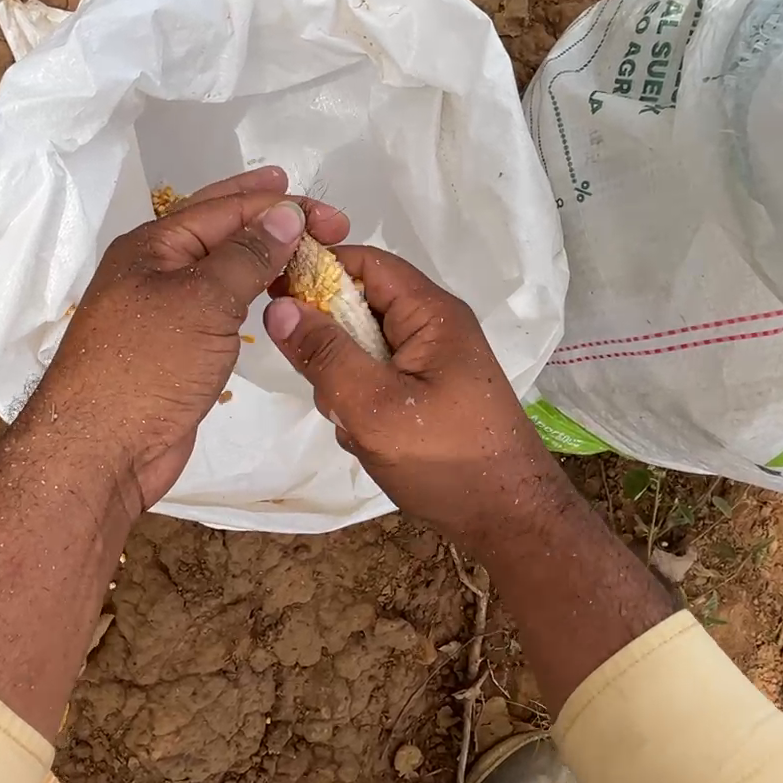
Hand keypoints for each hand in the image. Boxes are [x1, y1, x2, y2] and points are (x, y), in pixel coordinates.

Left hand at [24, 166, 348, 508]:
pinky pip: (220, 308)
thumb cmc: (148, 365)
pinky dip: (250, 296)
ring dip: (262, 257)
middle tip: (325, 219)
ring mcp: (165, 311)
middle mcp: (156, 270)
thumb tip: (285, 213)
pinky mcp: (176, 349)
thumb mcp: (204, 300)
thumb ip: (247, 255)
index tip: (333, 218)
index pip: (226, 209)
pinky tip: (271, 294)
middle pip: (220, 230)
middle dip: (272, 219)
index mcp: (153, 246)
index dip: (282, 208)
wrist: (102, 450)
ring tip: (303, 248)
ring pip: (222, 270)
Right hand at [263, 247, 574, 544]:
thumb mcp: (373, 406)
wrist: (510, 521)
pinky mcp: (428, 394)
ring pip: (363, 350)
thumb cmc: (446, 460)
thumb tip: (278, 306)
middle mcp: (433, 328)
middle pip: (360, 307)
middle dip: (329, 343)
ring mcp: (431, 364)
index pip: (366, 262)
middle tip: (322, 385)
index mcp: (430, 313)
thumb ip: (324, 354)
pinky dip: (361, 404)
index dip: (317, 270)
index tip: (273, 296)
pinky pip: (377, 381)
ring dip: (343, 383)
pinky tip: (367, 438)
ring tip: (353, 422)